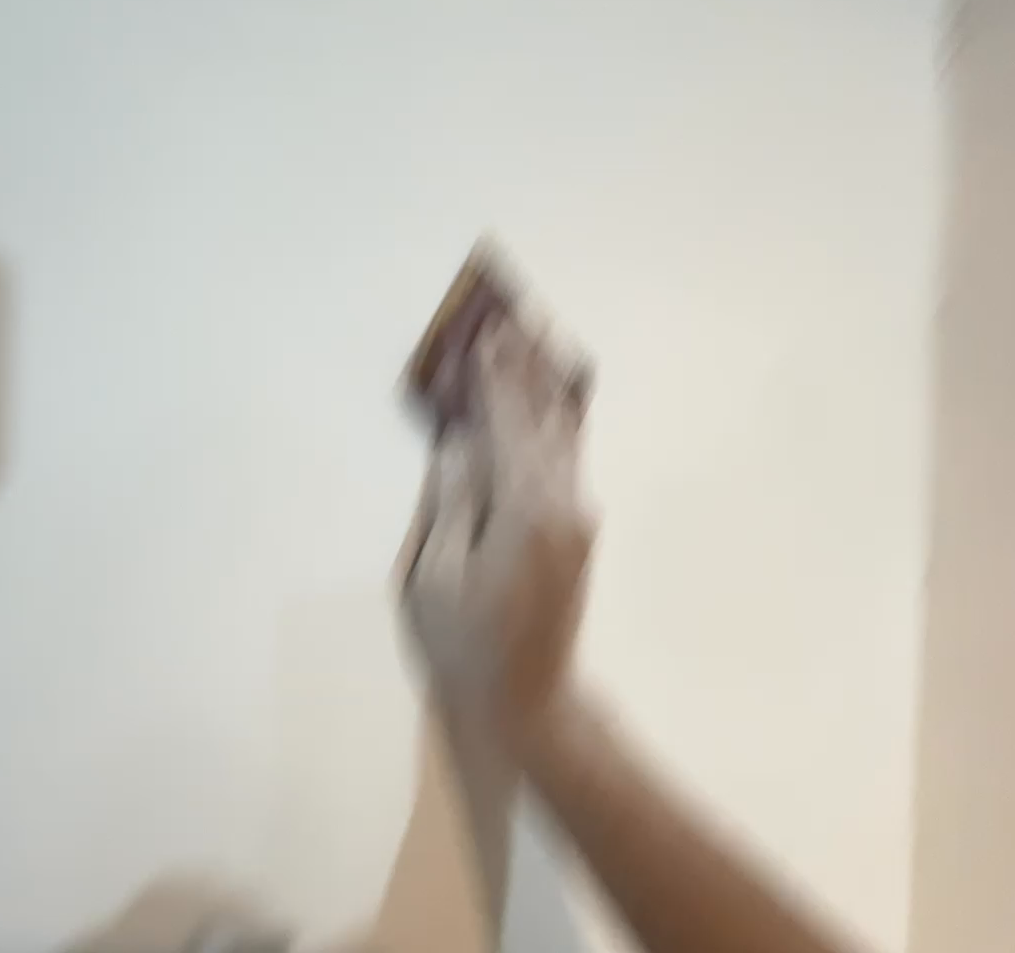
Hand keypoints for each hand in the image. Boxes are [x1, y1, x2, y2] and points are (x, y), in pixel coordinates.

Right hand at [399, 323, 595, 748]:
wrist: (528, 699)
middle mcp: (564, 502)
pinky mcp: (576, 526)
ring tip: (537, 337)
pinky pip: (566, 455)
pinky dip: (556, 417)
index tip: (484, 331)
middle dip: (524, 366)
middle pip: (542, 416)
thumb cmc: (466, 642)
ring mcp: (577, 514)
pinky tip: (555, 396)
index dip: (492, 377)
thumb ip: (452, 499)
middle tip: (512, 315)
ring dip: (545, 383)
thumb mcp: (437, 574)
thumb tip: (458, 440)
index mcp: (526, 510)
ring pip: (563, 431)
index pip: (507, 423)